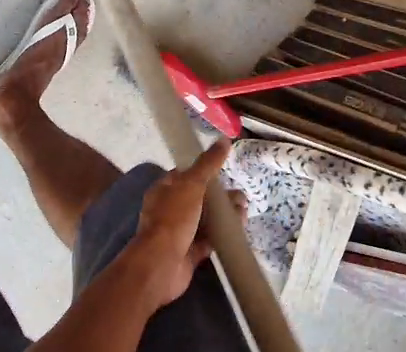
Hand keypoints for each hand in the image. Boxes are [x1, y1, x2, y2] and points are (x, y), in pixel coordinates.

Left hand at [124, 140, 236, 308]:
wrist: (161, 265)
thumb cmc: (173, 219)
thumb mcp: (191, 184)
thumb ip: (208, 164)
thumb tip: (224, 139)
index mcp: (164, 189)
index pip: (185, 175)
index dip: (204, 172)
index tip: (224, 172)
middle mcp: (170, 209)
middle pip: (198, 198)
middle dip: (220, 196)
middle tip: (241, 196)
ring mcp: (180, 232)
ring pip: (205, 219)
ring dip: (224, 215)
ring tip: (244, 211)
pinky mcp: (189, 253)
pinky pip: (209, 239)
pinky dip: (222, 234)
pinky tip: (238, 229)